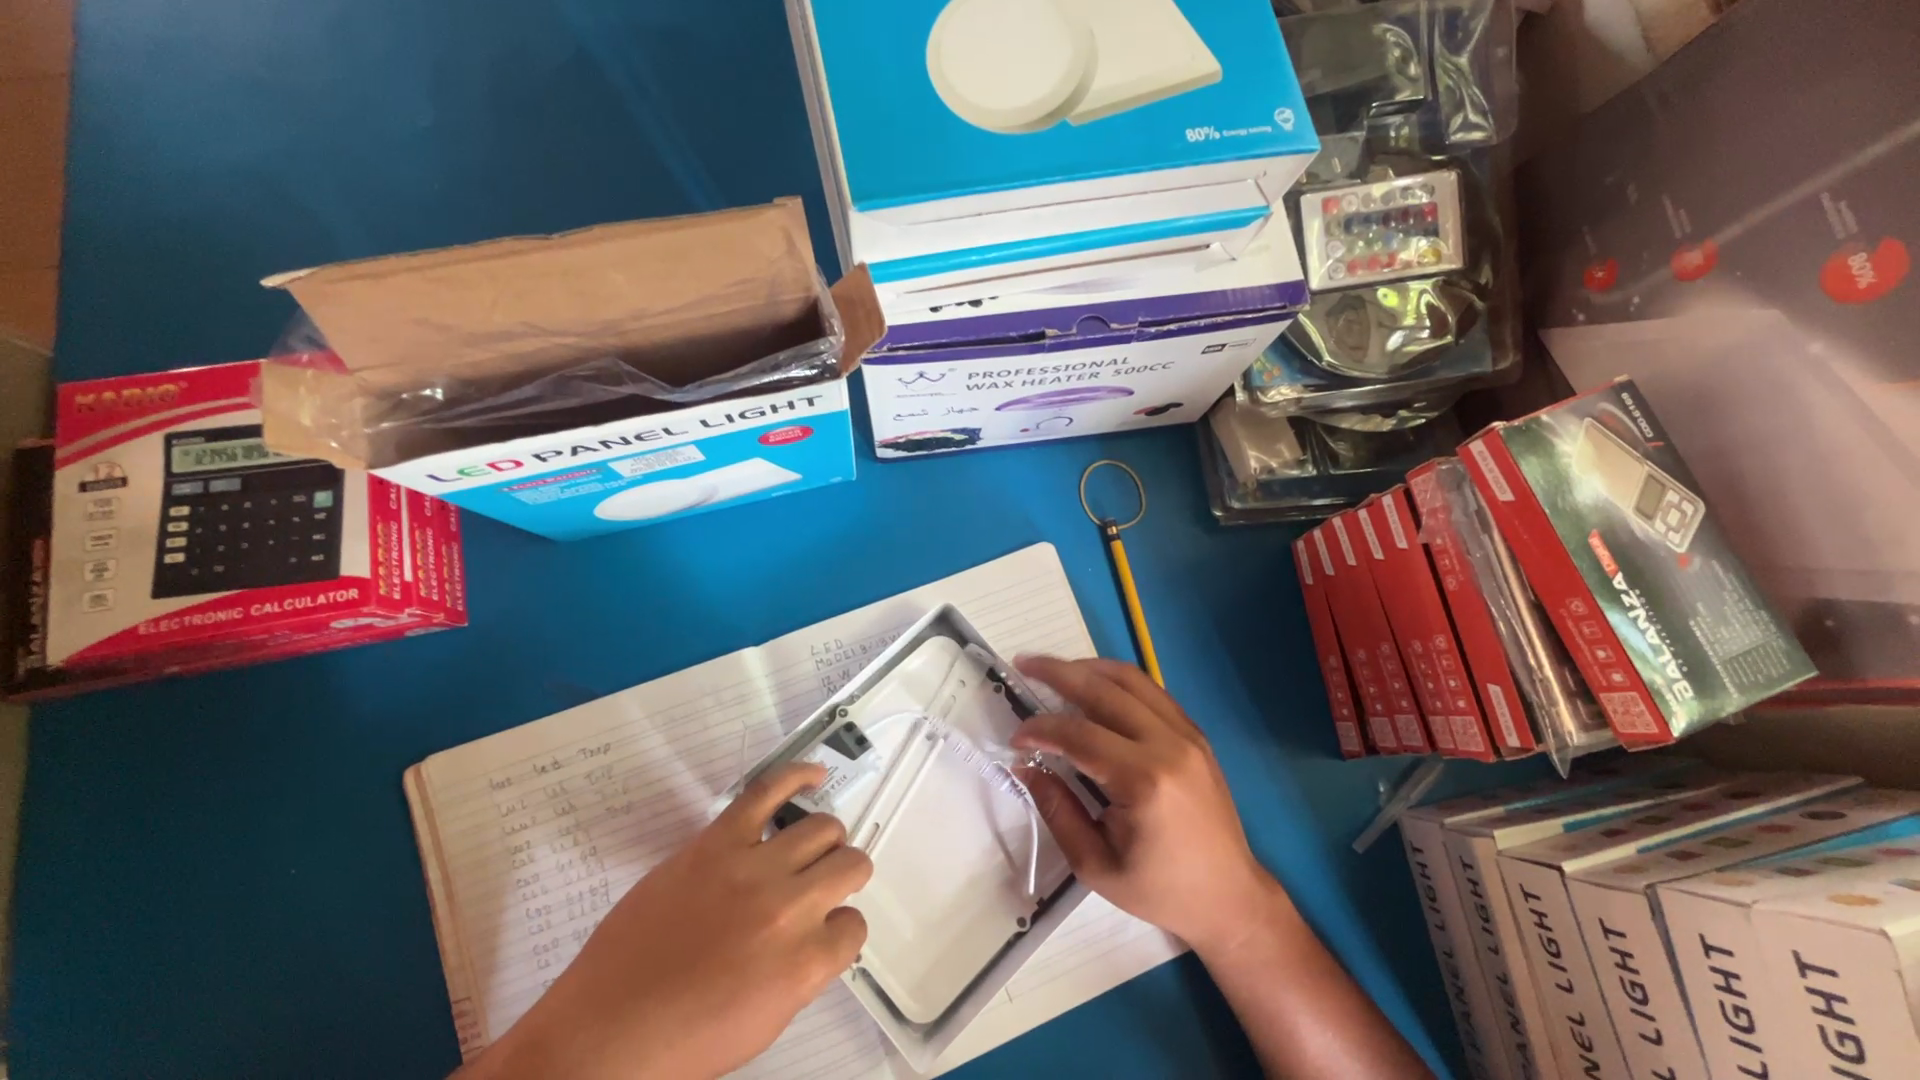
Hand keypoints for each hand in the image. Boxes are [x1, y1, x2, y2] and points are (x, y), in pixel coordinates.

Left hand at [460, 763, 871, 1079]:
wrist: (607, 1029)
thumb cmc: (686, 1039)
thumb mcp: (768, 1020)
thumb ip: (804, 970)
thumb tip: (817, 933)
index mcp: (806, 963)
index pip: (853, 926)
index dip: (839, 928)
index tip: (823, 929)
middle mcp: (791, 908)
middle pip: (849, 866)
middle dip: (845, 875)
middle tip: (823, 883)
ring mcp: (753, 869)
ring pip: (821, 828)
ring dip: (826, 839)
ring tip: (811, 847)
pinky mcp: (716, 842)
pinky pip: (767, 791)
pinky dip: (797, 776)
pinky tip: (814, 775)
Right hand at [1012, 656, 1283, 954]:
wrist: (1228, 896)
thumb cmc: (1160, 890)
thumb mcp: (1094, 864)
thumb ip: (1056, 809)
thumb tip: (1025, 767)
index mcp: (1143, 781)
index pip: (1079, 735)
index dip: (1040, 729)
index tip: (1015, 739)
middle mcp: (1169, 745)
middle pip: (1104, 690)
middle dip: (1058, 673)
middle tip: (1024, 665)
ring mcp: (1188, 735)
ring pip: (1131, 679)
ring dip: (1088, 668)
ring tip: (1054, 669)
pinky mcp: (1196, 735)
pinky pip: (1152, 692)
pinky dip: (1117, 681)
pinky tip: (1094, 686)